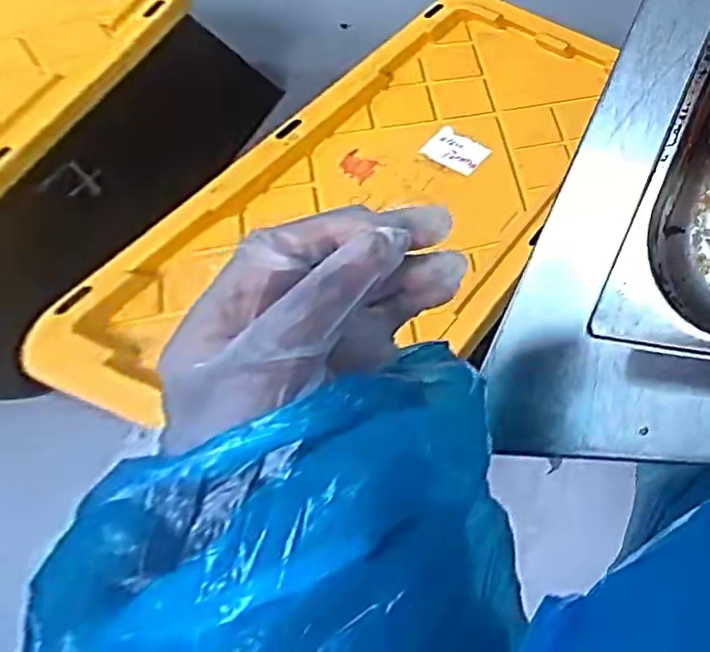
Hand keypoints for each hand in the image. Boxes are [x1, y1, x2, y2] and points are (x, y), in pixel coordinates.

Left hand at [157, 205, 467, 453]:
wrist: (274, 507)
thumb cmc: (249, 432)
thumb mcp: (266, 359)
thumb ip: (322, 295)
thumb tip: (383, 236)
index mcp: (235, 316)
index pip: (285, 250)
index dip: (338, 230)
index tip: (388, 230)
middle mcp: (283, 319)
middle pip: (338, 259)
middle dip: (388, 239)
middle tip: (438, 227)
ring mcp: (329, 337)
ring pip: (377, 281)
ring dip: (416, 266)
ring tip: (451, 269)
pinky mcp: (368, 355)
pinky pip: (400, 309)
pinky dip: (427, 291)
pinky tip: (447, 287)